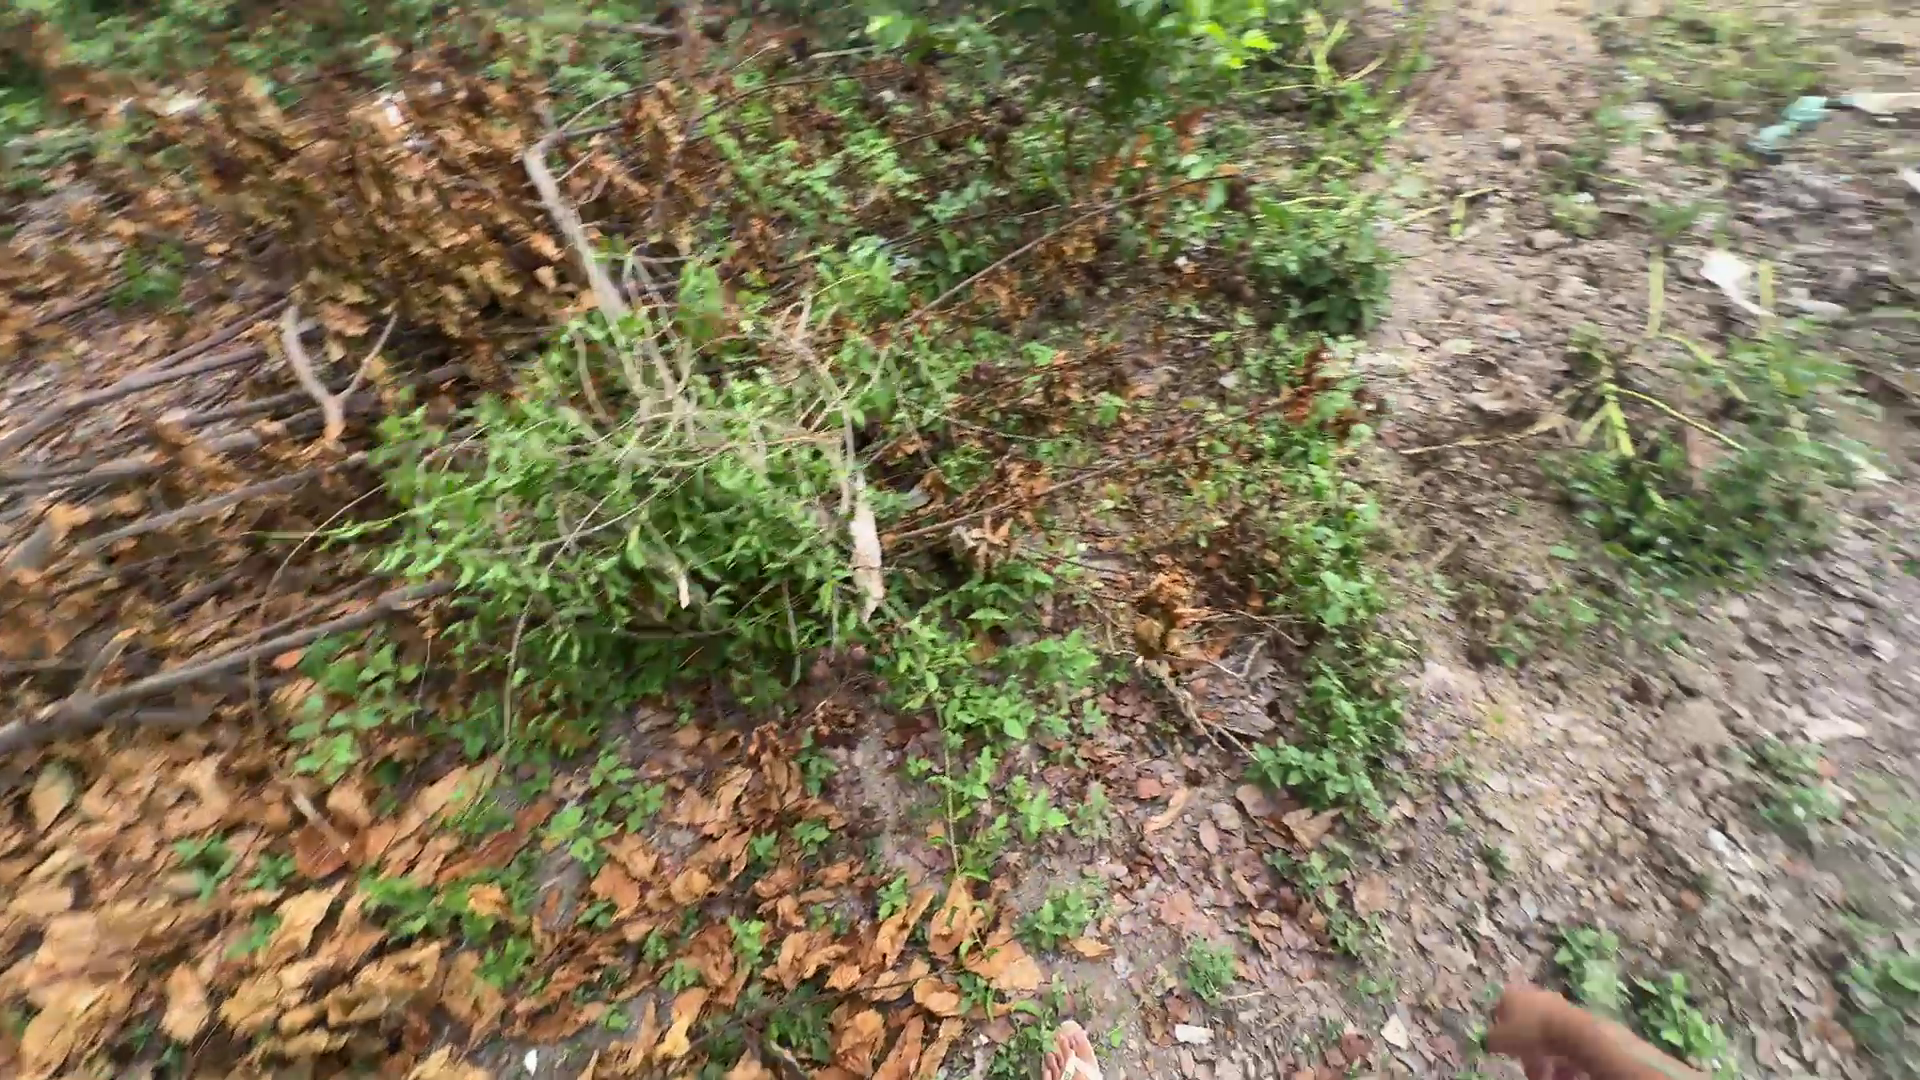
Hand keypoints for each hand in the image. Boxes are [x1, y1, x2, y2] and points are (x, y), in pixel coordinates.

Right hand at [1488, 984, 1586, 1079]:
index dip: (1502, 1032)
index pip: (1500, 1011)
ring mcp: (1555, 1005)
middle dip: (1527, 1050)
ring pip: (1546, 1034)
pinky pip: (1564, 1039)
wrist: (1573, 1032)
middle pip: (1526, 1024)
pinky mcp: (1576, 1018)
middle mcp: (1531, 995)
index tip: (1508, 1049)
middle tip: (1530, 1070)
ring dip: (1546, 1057)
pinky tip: (1563, 1073)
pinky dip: (1562, 1057)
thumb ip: (1491, 1040)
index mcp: (1510, 995)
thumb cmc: (1531, 1032)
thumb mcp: (1502, 1040)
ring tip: (1549, 1077)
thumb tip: (1488, 1042)